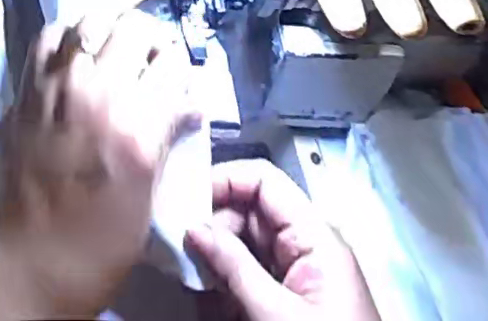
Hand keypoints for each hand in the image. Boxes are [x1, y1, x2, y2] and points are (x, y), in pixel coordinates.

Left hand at [0, 13, 198, 320]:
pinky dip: (68, 37)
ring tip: (114, 50)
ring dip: (111, 32)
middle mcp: (99, 94)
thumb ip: (169, 132)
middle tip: (150, 59)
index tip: (178, 82)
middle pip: (135, 29)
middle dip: (151, 41)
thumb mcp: (152, 189)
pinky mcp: (30, 88)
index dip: (181, 70)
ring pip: (93, 21)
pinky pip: (50, 36)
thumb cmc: (102, 236)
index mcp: (136, 126)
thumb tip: (190, 101)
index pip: (173, 64)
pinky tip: (77, 54)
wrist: (32, 259)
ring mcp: (59, 86)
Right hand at [186, 160, 380, 320]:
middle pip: (251, 211)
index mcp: (313, 233)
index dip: (225, 180)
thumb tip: (194, 226)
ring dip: (214, 253)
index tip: (185, 198)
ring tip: (181, 265)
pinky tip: (199, 289)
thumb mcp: (277, 316)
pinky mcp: (287, 303)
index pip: (264, 181)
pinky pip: (250, 276)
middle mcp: (304, 244)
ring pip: (246, 244)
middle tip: (174, 241)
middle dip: (213, 220)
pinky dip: (224, 280)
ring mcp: (296, 275)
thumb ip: (235, 268)